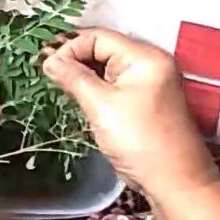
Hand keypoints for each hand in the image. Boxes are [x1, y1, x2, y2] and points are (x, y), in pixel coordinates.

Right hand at [42, 29, 219, 201]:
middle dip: (72, 56)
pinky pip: (111, 81)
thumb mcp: (101, 106)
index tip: (47, 65)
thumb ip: (73, 77)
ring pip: (105, 65)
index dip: (69, 47)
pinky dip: (92, 83)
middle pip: (102, 48)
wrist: (175, 182)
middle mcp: (149, 63)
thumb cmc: (141, 141)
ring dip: (80, 70)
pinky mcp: (142, 99)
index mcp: (145, 58)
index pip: (98, 37)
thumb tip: (49, 60)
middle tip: (45, 69)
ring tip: (56, 80)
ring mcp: (147, 82)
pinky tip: (75, 91)